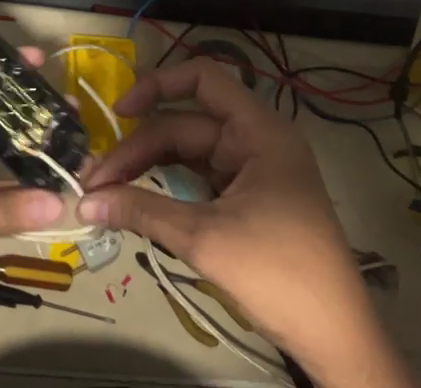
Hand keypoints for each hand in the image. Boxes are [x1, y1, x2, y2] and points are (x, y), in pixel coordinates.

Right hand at [78, 58, 412, 386]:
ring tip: (105, 192)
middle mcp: (256, 141)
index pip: (203, 79)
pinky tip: (135, 203)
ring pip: (186, 152)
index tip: (119, 112)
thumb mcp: (205, 239)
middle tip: (94, 182)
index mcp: (259, 132)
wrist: (337, 340)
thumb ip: (142, 211)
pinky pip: (197, 179)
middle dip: (137, 149)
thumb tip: (84, 202)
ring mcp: (252, 171)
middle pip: (183, 124)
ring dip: (147, 168)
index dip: (157, 85)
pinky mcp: (246, 200)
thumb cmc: (280, 275)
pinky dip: (165, 188)